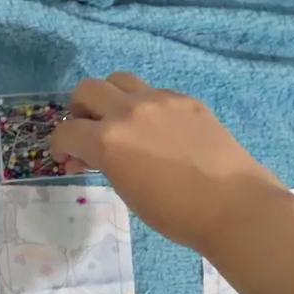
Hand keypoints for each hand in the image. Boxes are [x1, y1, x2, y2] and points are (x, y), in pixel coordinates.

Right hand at [50, 72, 288, 253]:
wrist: (233, 206)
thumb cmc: (174, 214)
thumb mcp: (126, 192)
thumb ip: (103, 165)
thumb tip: (90, 157)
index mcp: (108, 140)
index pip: (66, 131)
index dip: (60, 146)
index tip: (67, 159)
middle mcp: (129, 111)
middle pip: (87, 90)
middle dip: (80, 111)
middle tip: (88, 133)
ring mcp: (160, 101)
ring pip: (120, 80)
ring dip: (110, 98)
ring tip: (120, 122)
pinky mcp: (186, 101)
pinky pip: (153, 93)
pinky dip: (144, 106)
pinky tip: (157, 131)